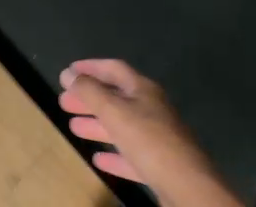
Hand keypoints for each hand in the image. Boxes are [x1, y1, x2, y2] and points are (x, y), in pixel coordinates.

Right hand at [59, 60, 241, 206]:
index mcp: (143, 90)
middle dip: (89, 99)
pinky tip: (99, 159)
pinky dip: (114, 155)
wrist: (190, 189)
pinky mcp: (161, 165)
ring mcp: (158, 138)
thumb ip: (90, 92)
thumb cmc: (150, 142)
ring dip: (98, 125)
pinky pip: (132, 155)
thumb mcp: (115, 112)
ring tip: (74, 127)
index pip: (113, 69)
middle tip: (64, 102)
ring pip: (122, 126)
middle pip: (116, 98)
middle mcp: (152, 109)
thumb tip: (68, 73)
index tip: (68, 71)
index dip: (90, 67)